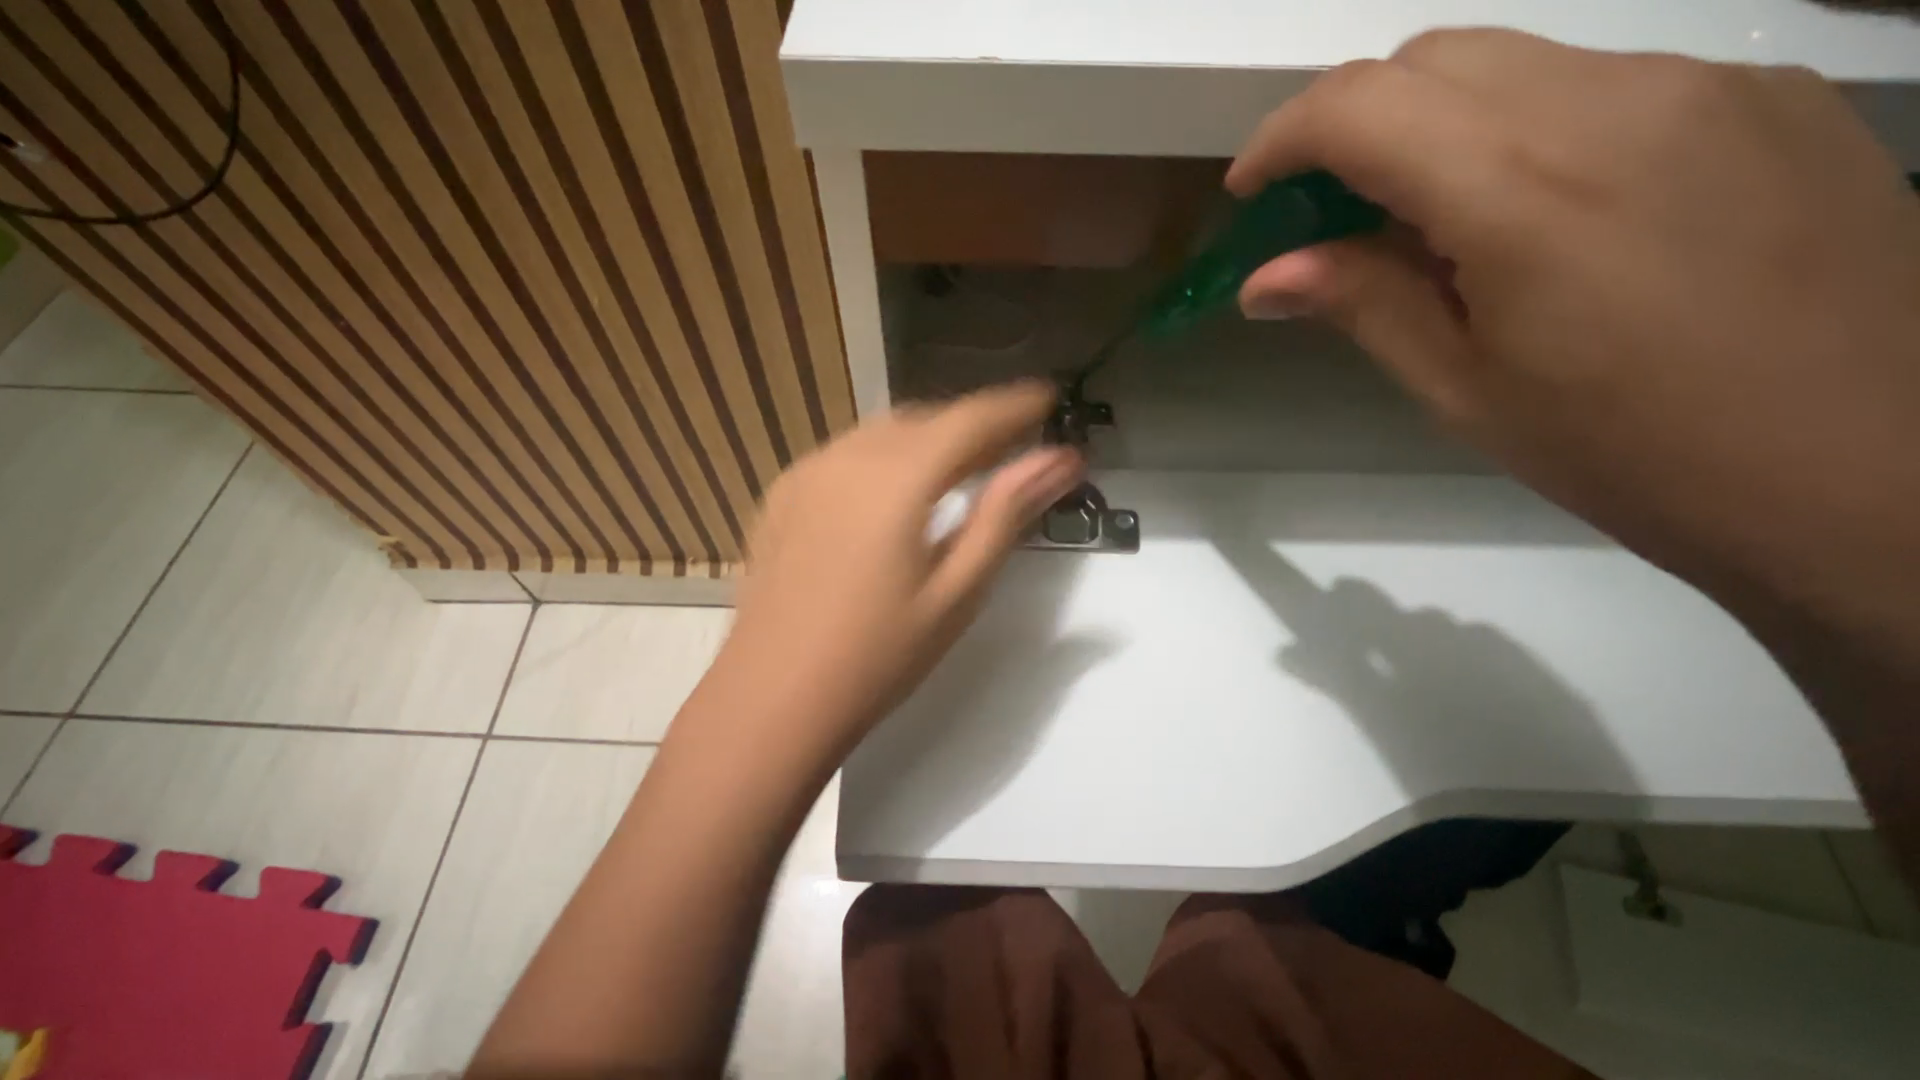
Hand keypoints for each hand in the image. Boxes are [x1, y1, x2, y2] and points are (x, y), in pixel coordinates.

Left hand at [719, 382, 1084, 755]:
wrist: (773, 698)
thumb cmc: (880, 655)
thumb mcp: (958, 590)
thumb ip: (1006, 513)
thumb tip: (1060, 459)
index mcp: (899, 476)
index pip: (971, 419)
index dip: (1014, 406)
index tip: (1049, 398)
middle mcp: (848, 455)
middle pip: (925, 419)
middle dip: (973, 424)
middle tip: (1014, 445)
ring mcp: (806, 472)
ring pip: (883, 433)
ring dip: (929, 438)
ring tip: (963, 468)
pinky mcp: (782, 495)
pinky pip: (846, 454)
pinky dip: (885, 457)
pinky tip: (897, 493)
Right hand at [1228, 30, 1919, 624]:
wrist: (1871, 477)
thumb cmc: (1634, 454)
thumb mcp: (1466, 391)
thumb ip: (1363, 304)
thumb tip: (1266, 277)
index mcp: (1522, 186)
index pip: (1358, 104)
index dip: (1281, 139)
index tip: (1253, 193)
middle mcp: (1615, 100)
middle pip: (1432, 58)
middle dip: (1357, 125)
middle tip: (1338, 215)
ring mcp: (1708, 85)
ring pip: (1522, 63)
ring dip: (1449, 128)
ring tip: (1451, 229)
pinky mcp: (1773, 98)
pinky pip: (1614, 84)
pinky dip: (1544, 130)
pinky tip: (1564, 219)